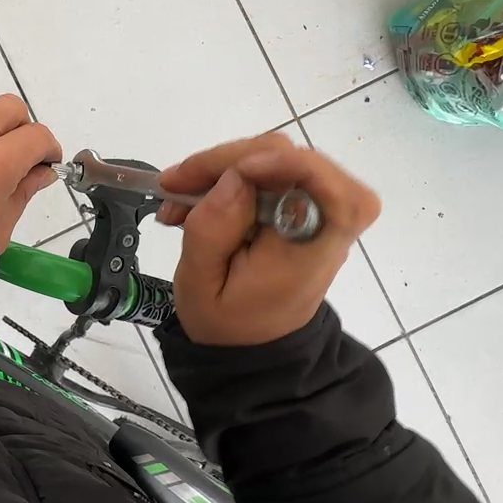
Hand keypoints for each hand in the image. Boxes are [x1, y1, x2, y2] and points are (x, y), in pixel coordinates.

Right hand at [155, 132, 380, 346]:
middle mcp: (322, 225)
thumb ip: (212, 233)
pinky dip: (225, 175)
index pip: (328, 191)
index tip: (233, 173)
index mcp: (307, 252)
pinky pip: (266, 170)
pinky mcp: (297, 205)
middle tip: (174, 184)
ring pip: (274, 157)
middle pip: (292, 159)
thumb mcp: (200, 288)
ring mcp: (313, 211)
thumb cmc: (226, 324)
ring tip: (176, 197)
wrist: (252, 345)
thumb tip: (231, 178)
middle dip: (227, 160)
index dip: (288, 165)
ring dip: (219, 167)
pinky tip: (191, 199)